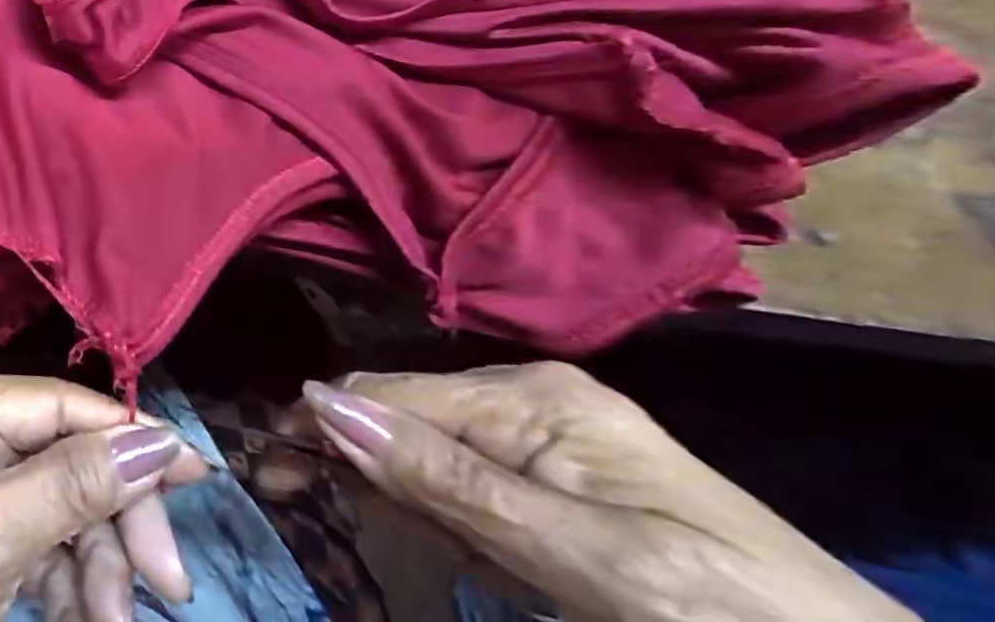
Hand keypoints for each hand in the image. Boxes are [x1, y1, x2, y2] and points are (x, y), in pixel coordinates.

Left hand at [0, 365, 210, 621]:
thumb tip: (157, 442)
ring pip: (71, 501)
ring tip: (115, 619)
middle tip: (167, 578)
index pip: (63, 405)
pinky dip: (77, 578)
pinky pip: (52, 535)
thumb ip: (77, 483)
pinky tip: (91, 615)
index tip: (192, 468)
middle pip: (73, 456)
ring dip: (102, 563)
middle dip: (118, 520)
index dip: (129, 436)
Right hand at [287, 363, 918, 621]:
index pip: (398, 395)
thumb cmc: (727, 614)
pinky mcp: (560, 483)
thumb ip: (450, 481)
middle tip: (286, 489)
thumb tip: (328, 406)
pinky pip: (468, 479)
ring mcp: (549, 442)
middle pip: (409, 414)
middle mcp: (532, 400)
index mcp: (535, 396)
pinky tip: (412, 516)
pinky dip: (430, 501)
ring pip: (432, 447)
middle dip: (346, 447)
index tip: (268, 462)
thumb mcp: (585, 557)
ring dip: (384, 478)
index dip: (328, 422)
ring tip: (337, 502)